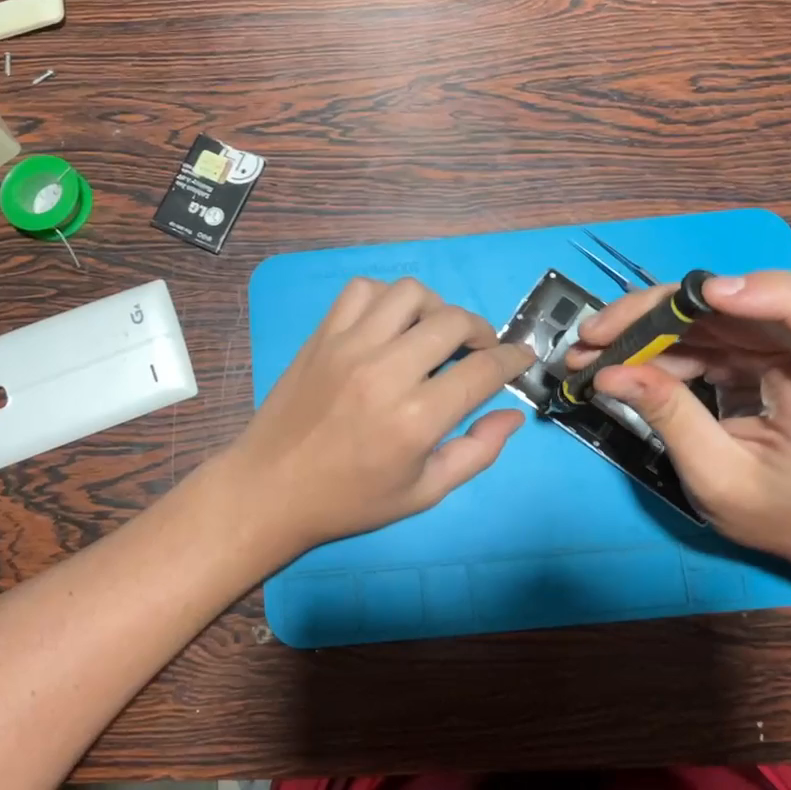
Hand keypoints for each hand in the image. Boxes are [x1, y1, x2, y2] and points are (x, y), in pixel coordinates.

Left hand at [220, 277, 536, 555]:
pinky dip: (385, 298)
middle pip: (453, 321)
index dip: (512, 359)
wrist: (270, 489)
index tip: (520, 358)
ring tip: (434, 332)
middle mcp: (386, 372)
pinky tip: (390, 323)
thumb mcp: (423, 492)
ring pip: (409, 293)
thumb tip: (513, 414)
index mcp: (416, 418)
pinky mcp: (322, 336)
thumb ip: (476, 452)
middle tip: (478, 349)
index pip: (483, 369)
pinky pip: (361, 290)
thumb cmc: (350, 500)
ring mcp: (349, 346)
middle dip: (480, 331)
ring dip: (435, 307)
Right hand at [565, 270, 790, 566]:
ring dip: (641, 320)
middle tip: (597, 333)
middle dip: (663, 307)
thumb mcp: (717, 478)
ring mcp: (773, 344)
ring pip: (705, 307)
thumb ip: (671, 420)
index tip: (711, 296)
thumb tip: (610, 372)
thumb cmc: (779, 508)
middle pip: (744, 301)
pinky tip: (608, 354)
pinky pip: (692, 327)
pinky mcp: (744, 346)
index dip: (781, 297)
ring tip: (587, 347)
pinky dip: (647, 337)